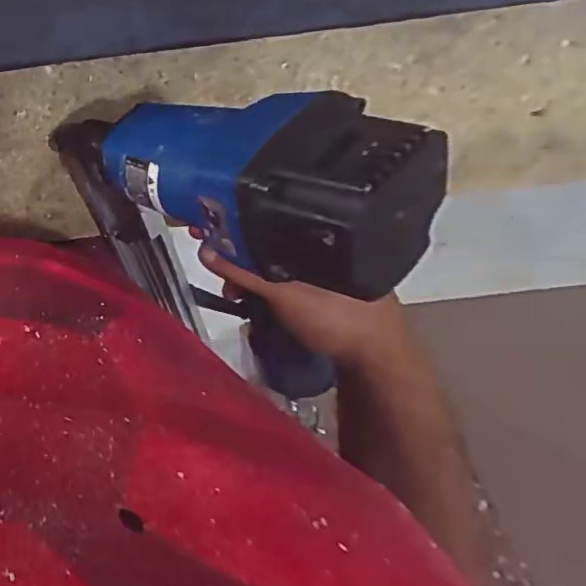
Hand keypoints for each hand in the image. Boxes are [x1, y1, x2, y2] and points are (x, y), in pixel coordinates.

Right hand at [198, 244, 418, 370]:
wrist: (377, 361)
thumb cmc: (335, 317)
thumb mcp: (283, 294)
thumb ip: (244, 273)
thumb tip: (207, 252)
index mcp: (321, 237)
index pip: (271, 223)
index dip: (242, 234)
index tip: (221, 246)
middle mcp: (328, 250)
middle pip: (274, 249)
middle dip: (246, 264)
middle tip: (230, 285)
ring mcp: (332, 275)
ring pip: (282, 269)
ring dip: (257, 283)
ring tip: (239, 300)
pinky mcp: (333, 297)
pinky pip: (293, 286)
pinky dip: (273, 294)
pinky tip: (260, 307)